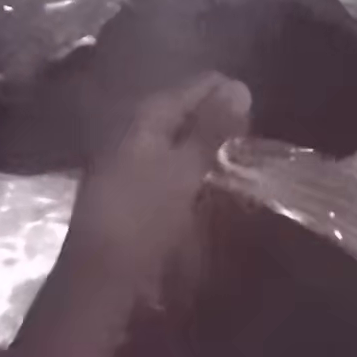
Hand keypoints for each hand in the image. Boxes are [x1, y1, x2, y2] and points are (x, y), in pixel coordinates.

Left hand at [67, 73, 252, 282]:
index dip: (231, 100)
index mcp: (148, 114)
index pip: (201, 85)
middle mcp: (136, 124)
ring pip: (181, 135)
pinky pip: (171, 158)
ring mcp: (131, 152)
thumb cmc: (146, 216)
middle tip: (247, 150)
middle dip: (220, 123)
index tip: (254, 129)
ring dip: (208, 147)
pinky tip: (206, 184)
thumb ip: (213, 127)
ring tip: (235, 166)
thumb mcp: (186, 169)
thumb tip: (241, 86)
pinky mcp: (132, 179)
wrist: (101, 271)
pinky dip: (192, 165)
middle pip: (189, 109)